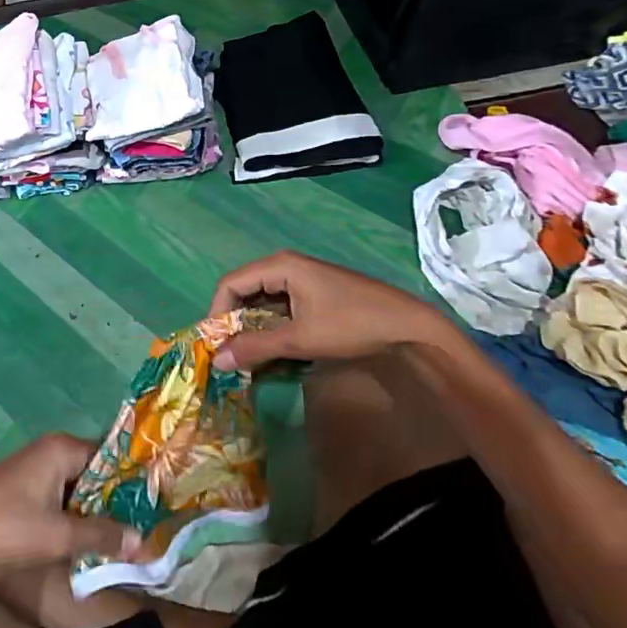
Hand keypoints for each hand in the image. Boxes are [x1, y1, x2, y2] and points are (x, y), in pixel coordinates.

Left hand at [0, 434, 143, 570]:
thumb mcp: (61, 536)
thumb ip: (103, 535)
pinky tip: (86, 535)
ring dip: (94, 508)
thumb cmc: (9, 528)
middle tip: (142, 527)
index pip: (110, 455)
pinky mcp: (23, 484)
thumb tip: (142, 539)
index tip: (154, 505)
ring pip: (77, 483)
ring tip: (120, 536)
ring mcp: (34, 465)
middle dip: (114, 498)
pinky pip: (60, 491)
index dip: (132, 480)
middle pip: (95, 469)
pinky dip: (74, 510)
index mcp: (61, 448)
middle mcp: (49, 448)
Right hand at [209, 250, 456, 369]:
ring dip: (251, 325)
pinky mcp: (315, 293)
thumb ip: (256, 347)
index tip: (214, 343)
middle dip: (233, 320)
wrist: (412, 328)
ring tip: (248, 353)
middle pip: (244, 290)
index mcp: (280, 267)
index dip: (216, 312)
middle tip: (229, 351)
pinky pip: (280, 306)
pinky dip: (270, 325)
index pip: (230, 284)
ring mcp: (302, 279)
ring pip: (262, 300)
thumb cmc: (353, 326)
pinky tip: (273, 347)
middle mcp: (286, 267)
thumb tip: (217, 360)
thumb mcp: (300, 339)